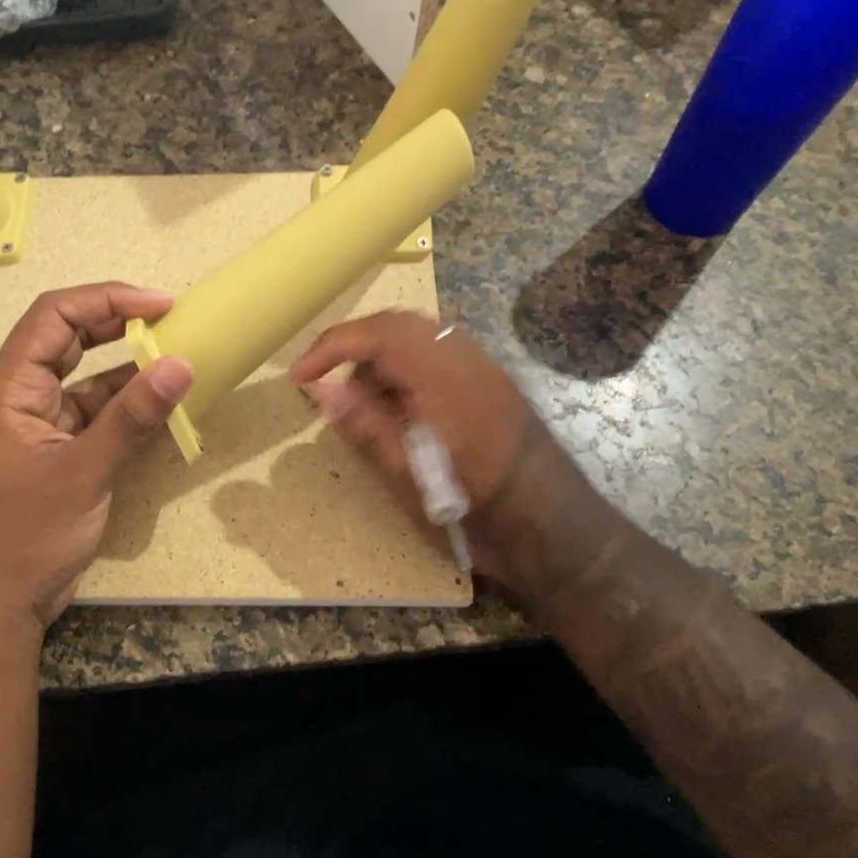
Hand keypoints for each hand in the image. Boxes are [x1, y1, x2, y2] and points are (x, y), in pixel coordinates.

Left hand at [0, 283, 193, 627]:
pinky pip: (98, 419)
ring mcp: (43, 429)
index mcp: (10, 389)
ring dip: (130, 371)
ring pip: (89, 381)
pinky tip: (165, 409)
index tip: (160, 306)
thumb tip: (181, 364)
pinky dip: (130, 411)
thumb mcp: (82, 472)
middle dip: (120, 325)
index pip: (55, 317)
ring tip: (179, 362)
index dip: (106, 299)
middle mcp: (23, 398)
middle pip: (70, 340)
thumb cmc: (24, 535)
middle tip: (174, 323)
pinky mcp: (61, 458)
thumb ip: (132, 418)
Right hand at [293, 311, 607, 608]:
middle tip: (326, 387)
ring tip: (363, 411)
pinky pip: (437, 358)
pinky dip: (406, 373)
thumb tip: (322, 389)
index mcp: (445, 378)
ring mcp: (483, 370)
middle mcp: (466, 360)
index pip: (378, 334)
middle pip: (398, 325)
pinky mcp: (491, 385)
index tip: (300, 378)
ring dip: (380, 363)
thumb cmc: (480, 513)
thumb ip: (366, 425)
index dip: (331, 348)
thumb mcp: (411, 478)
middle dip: (354, 349)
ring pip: (418, 340)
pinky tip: (399, 415)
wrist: (557, 531)